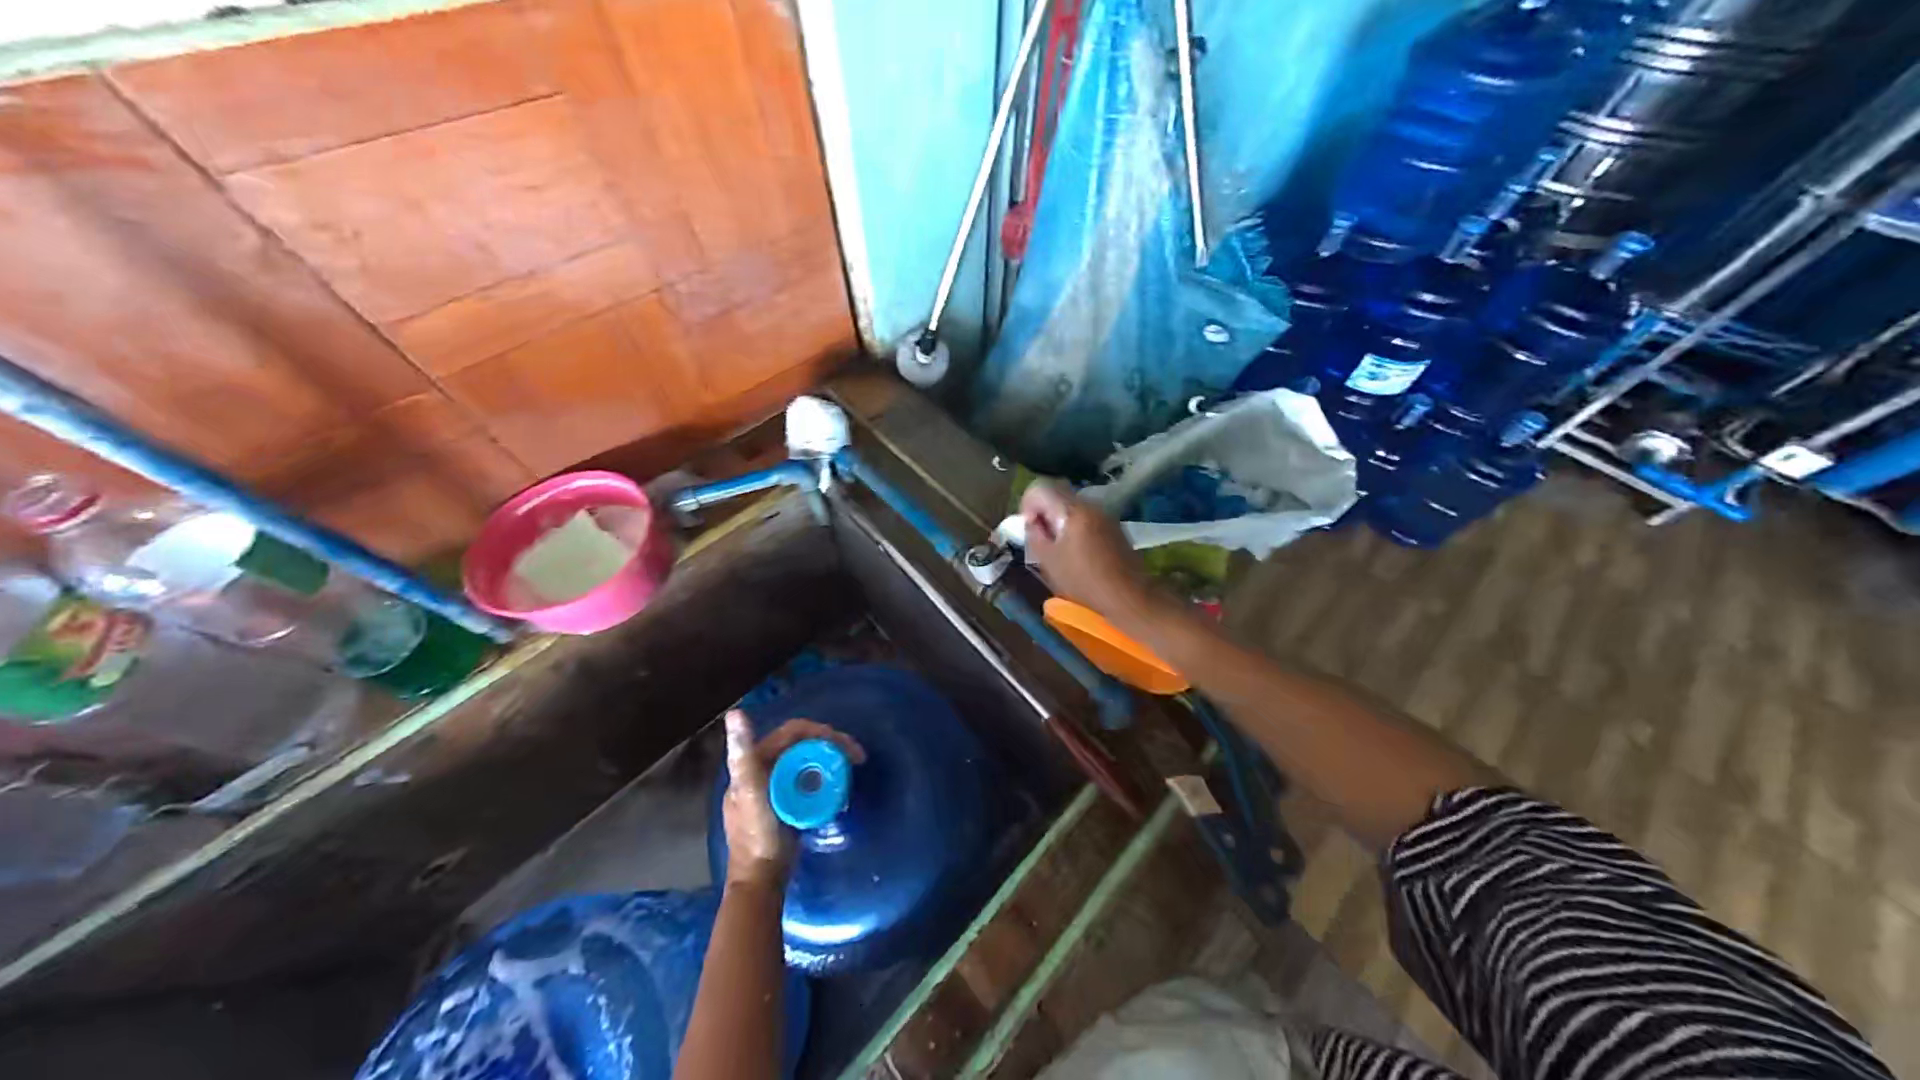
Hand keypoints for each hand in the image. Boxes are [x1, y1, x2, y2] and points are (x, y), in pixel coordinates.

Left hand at [721, 710, 864, 888]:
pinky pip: (810, 779)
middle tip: (857, 757)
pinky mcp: (787, 802)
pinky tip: (840, 785)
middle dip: (831, 744)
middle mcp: (763, 769)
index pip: (793, 733)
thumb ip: (743, 755)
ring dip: (831, 759)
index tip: (847, 746)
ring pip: (808, 760)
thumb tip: (734, 713)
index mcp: (754, 761)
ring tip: (852, 767)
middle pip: (803, 744)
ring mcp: (776, 786)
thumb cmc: (757, 836)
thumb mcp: (750, 792)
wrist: (761, 880)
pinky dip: (826, 777)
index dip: (821, 732)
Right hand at [1019, 481, 1156, 625]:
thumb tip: (1032, 521)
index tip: (1029, 526)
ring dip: (1060, 518)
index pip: (1041, 488)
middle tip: (1040, 536)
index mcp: (1072, 510)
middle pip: (1058, 493)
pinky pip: (1087, 516)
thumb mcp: (1048, 561)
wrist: (1128, 596)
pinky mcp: (1114, 525)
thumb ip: (1034, 535)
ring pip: (1073, 505)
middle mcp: (1090, 504)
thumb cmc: (1084, 581)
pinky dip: (1075, 525)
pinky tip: (1078, 550)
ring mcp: (1105, 514)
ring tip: (1058, 546)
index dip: (1028, 504)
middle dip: (1043, 510)